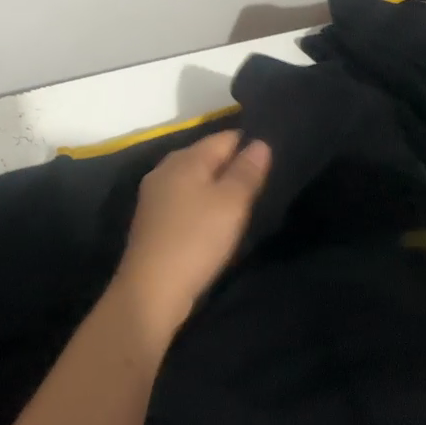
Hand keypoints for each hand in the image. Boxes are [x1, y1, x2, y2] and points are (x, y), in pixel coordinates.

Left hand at [114, 131, 270, 328]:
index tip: (274, 148)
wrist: (152, 286)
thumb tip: (259, 142)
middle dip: (231, 161)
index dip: (247, 141)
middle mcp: (164, 170)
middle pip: (204, 156)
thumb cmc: (195, 239)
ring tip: (246, 193)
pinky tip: (216, 215)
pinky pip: (184, 199)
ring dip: (216, 183)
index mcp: (183, 160)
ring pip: (193, 178)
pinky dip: (202, 201)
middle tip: (266, 172)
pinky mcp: (153, 219)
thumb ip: (245, 171)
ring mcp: (155, 195)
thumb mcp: (230, 203)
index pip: (221, 138)